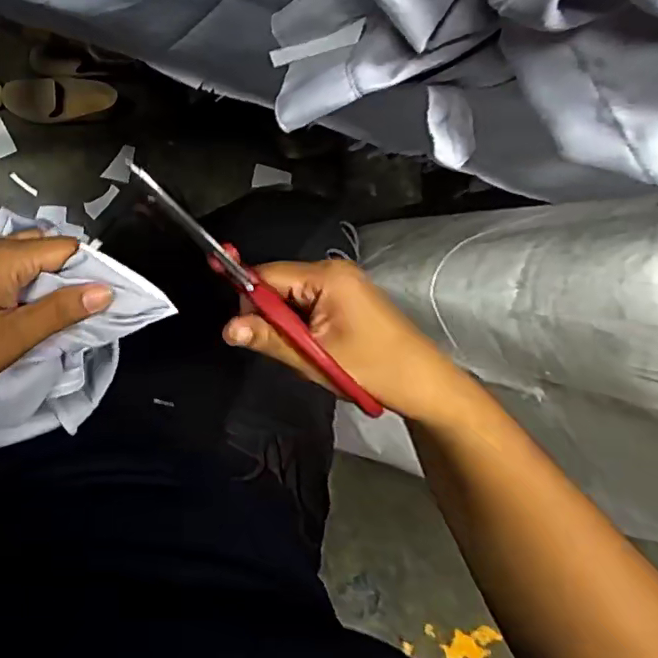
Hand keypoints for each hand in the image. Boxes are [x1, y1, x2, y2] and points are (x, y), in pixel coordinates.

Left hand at [0, 231, 112, 399]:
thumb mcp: (15, 336)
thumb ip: (61, 311)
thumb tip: (104, 291)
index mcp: (8, 257)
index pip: (67, 248)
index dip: (89, 271)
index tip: (102, 301)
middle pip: (49, 245)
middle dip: (71, 271)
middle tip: (81, 309)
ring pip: (30, 253)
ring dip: (49, 275)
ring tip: (57, 310)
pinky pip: (12, 261)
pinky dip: (29, 277)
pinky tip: (28, 305)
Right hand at [221, 259, 474, 422]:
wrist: (429, 389)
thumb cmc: (375, 370)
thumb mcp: (315, 358)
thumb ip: (268, 338)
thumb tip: (227, 329)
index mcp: (327, 276)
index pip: (266, 274)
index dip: (250, 301)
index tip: (248, 331)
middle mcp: (332, 269)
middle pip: (277, 282)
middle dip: (272, 315)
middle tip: (285, 348)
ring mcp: (342, 281)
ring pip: (289, 294)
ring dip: (288, 323)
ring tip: (306, 351)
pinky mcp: (346, 295)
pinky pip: (305, 300)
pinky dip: (302, 323)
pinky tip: (316, 346)